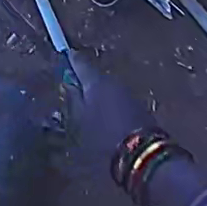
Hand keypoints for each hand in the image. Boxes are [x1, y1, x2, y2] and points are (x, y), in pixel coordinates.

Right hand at [64, 50, 156, 167]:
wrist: (141, 150)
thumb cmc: (102, 133)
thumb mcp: (79, 117)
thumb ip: (73, 97)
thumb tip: (68, 81)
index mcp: (95, 80)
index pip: (80, 61)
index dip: (71, 58)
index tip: (65, 55)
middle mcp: (112, 81)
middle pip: (94, 75)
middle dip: (84, 80)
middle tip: (73, 90)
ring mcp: (127, 92)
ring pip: (106, 87)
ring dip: (97, 93)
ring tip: (88, 108)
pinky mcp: (137, 105)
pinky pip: (117, 98)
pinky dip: (109, 103)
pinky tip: (105, 117)